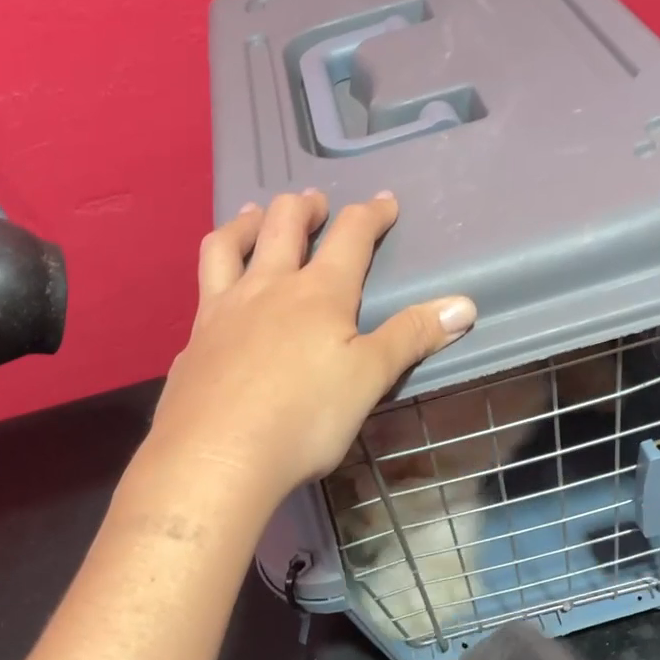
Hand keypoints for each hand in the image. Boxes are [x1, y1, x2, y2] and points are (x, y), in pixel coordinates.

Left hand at [148, 189, 476, 501]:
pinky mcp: (194, 343)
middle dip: (304, 207)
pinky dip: (215, 280)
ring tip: (254, 216)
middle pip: (282, 226)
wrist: (218, 457)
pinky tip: (219, 299)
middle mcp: (267, 289)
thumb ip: (411, 337)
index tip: (385, 202)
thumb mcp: (370, 379)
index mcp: (318, 294)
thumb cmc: (305, 418)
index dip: (371, 215)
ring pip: (228, 247)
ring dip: (246, 223)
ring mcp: (222, 312)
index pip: (351, 238)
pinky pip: (203, 294)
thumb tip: (465, 304)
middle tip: (315, 202)